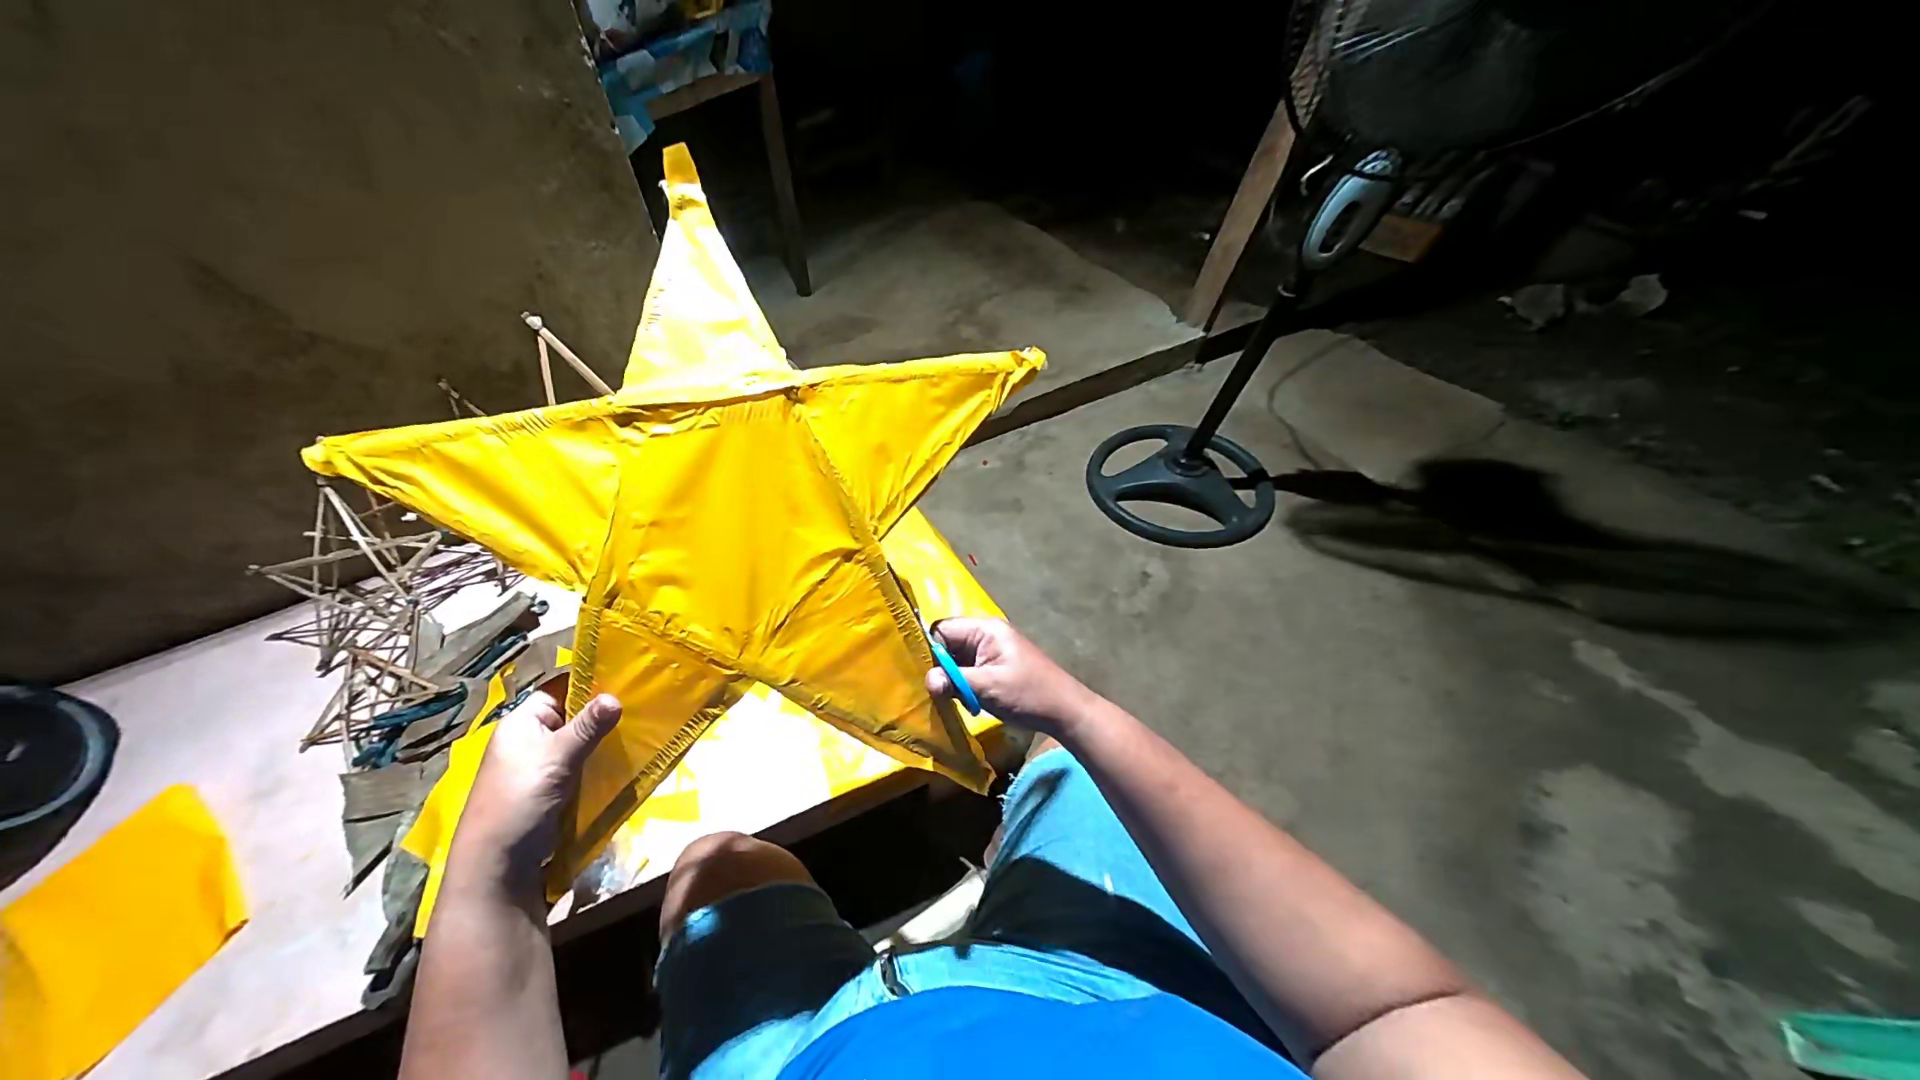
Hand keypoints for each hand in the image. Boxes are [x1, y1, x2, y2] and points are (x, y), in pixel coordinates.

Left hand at [448, 688, 621, 897]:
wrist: (498, 865)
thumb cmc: (519, 800)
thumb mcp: (556, 758)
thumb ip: (587, 726)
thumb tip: (615, 697)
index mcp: (521, 722)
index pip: (558, 688)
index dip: (587, 681)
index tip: (625, 677)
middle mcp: (530, 739)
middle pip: (573, 714)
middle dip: (602, 711)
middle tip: (641, 703)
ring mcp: (542, 764)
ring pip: (580, 740)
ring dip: (604, 738)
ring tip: (640, 727)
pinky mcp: (554, 787)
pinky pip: (582, 763)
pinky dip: (600, 760)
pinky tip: (625, 757)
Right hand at [925, 617, 1095, 737]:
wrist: (1065, 710)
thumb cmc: (1028, 694)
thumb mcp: (988, 687)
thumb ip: (954, 682)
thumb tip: (926, 680)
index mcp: (985, 630)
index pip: (942, 629)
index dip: (929, 649)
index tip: (921, 673)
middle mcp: (986, 634)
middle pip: (947, 643)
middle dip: (938, 665)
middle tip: (930, 688)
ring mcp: (991, 651)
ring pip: (956, 658)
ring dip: (949, 677)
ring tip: (944, 696)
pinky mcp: (994, 667)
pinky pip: (967, 669)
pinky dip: (960, 683)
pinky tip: (959, 698)